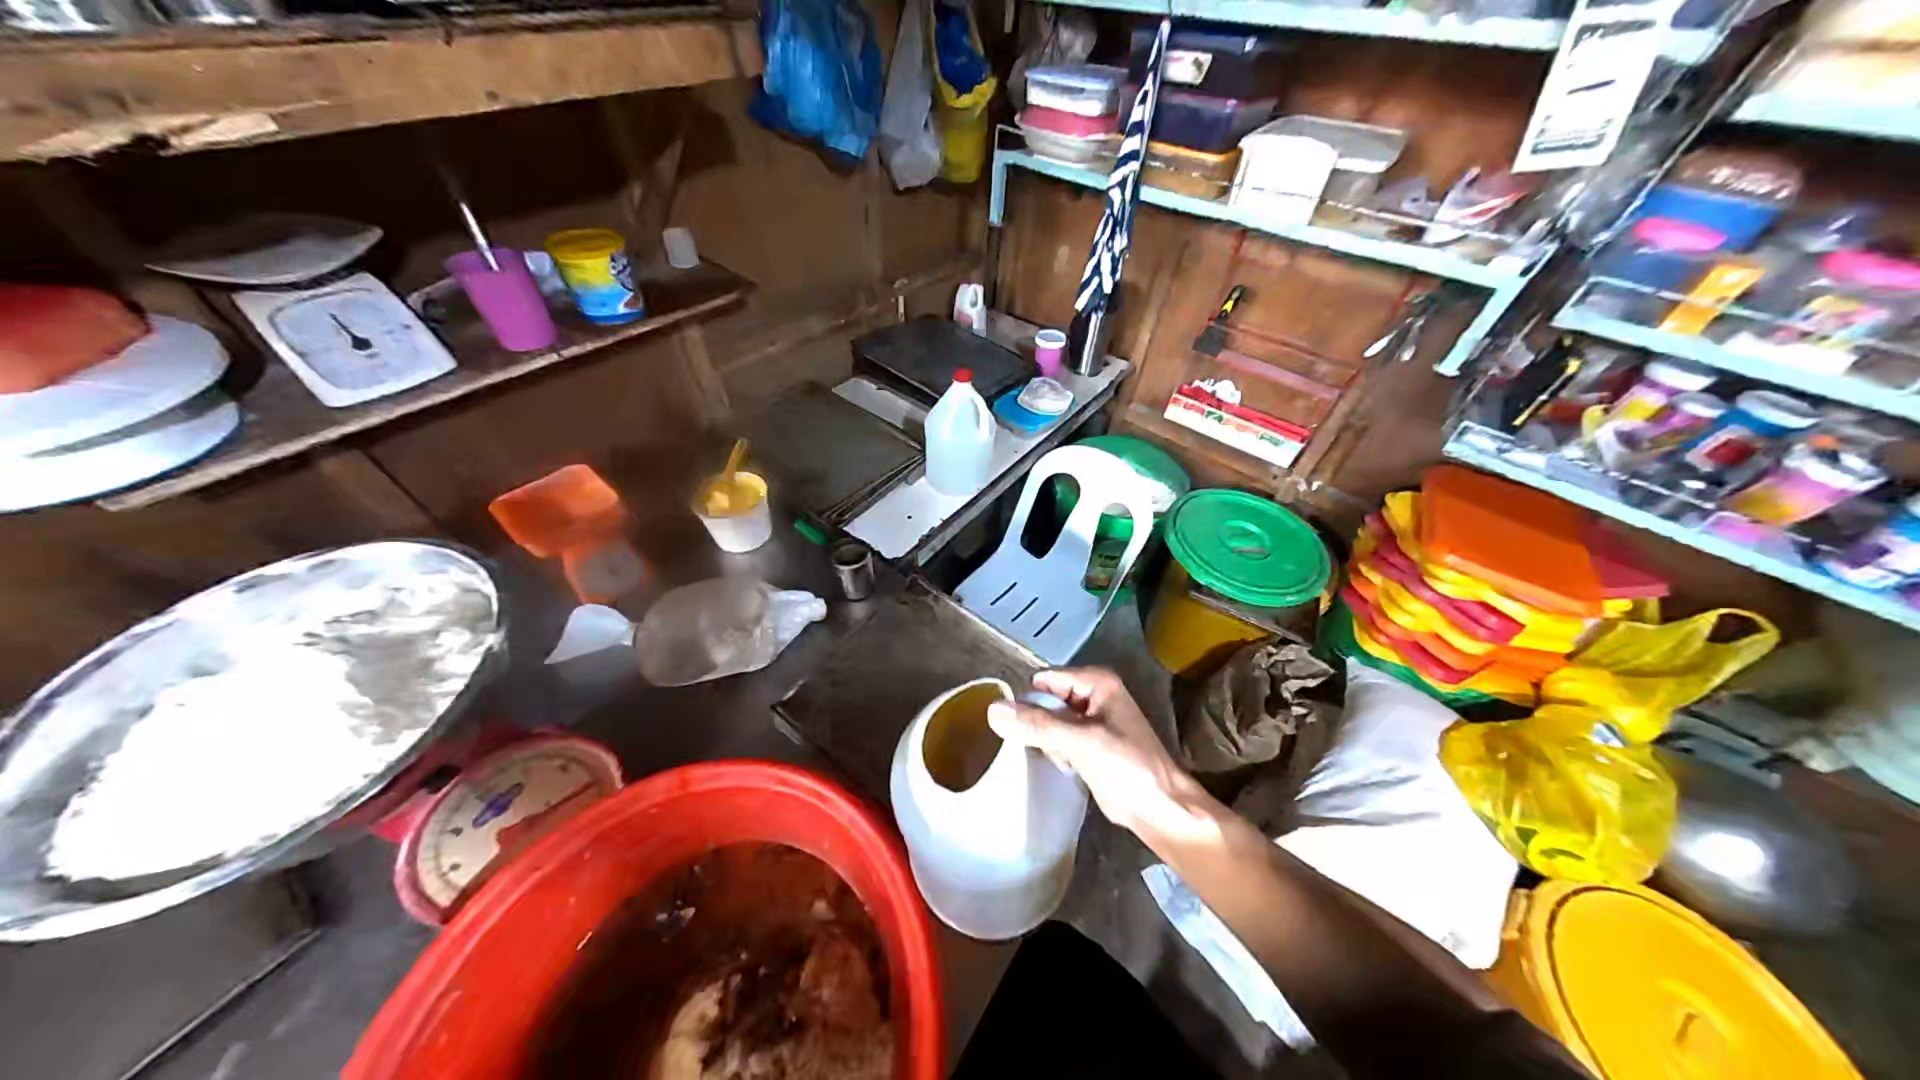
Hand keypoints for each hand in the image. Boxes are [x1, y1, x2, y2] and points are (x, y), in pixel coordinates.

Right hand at [986, 667, 1199, 836]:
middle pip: (1045, 699)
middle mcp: (1093, 694)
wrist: (1159, 809)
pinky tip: (1066, 766)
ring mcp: (1090, 719)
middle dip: (1039, 723)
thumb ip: (1038, 725)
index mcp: (1097, 682)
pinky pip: (1056, 738)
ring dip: (1047, 740)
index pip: (1045, 680)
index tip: (1023, 727)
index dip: (1030, 700)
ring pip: (1048, 721)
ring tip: (1063, 759)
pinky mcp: (1088, 743)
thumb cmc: (1129, 768)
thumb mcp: (1082, 742)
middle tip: (1050, 747)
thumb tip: (994, 709)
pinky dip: (1055, 751)